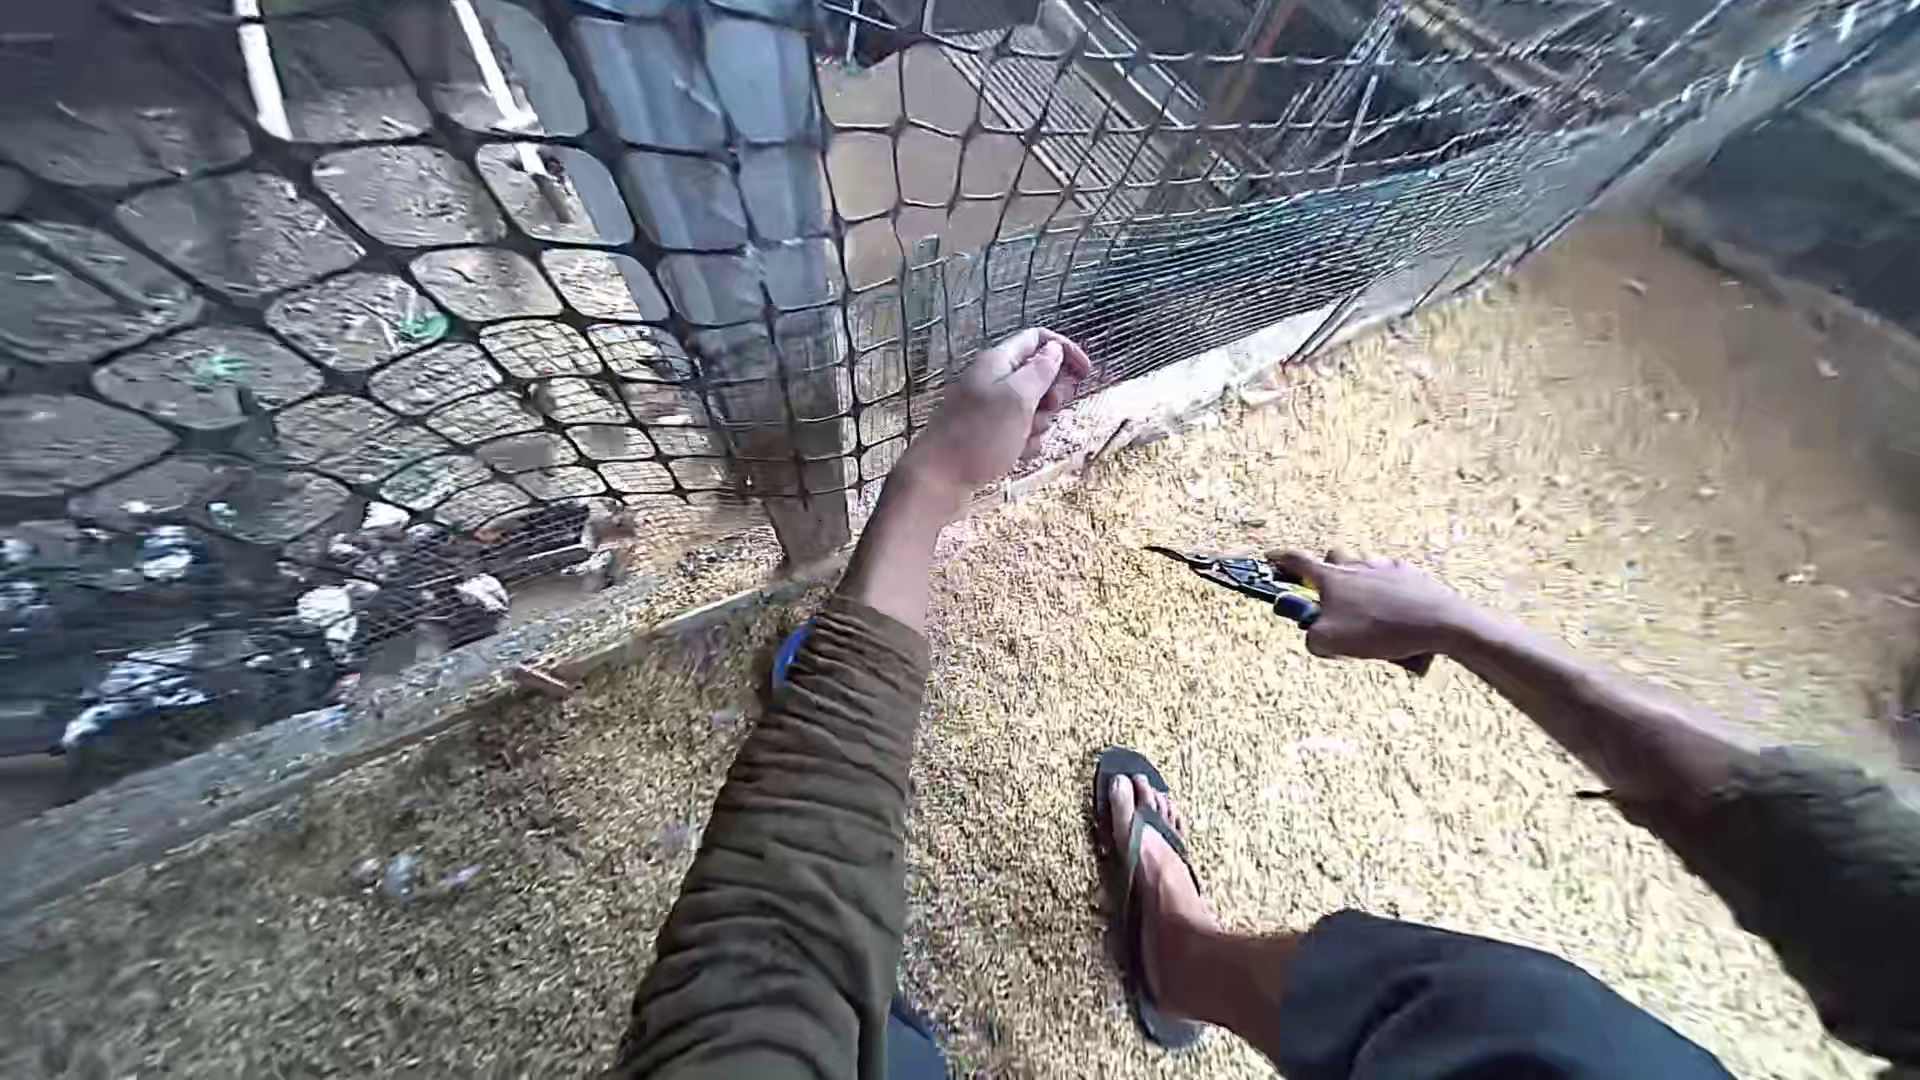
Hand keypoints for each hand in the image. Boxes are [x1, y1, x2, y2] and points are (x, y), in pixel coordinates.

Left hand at [897, 328, 1091, 504]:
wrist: (939, 480)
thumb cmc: (978, 436)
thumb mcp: (1016, 398)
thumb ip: (1039, 370)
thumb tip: (1054, 349)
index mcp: (997, 362)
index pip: (1038, 340)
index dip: (1065, 351)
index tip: (1086, 374)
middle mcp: (992, 382)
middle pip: (1039, 377)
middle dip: (1052, 396)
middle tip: (1046, 411)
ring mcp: (990, 411)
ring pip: (1032, 410)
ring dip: (1038, 425)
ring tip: (1022, 439)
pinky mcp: (988, 437)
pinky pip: (1020, 434)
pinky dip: (1024, 444)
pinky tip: (1015, 456)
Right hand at [1269, 549, 1482, 661]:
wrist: (1442, 625)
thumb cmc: (1379, 630)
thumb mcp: (1329, 642)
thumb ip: (1311, 638)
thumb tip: (1313, 635)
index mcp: (1331, 578)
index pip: (1297, 561)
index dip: (1279, 558)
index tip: (1270, 557)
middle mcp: (1356, 566)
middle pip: (1334, 556)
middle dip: (1326, 567)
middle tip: (1326, 588)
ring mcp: (1387, 568)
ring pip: (1364, 562)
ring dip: (1358, 575)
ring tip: (1363, 600)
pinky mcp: (1414, 576)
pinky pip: (1394, 573)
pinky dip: (1388, 584)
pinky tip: (1393, 602)